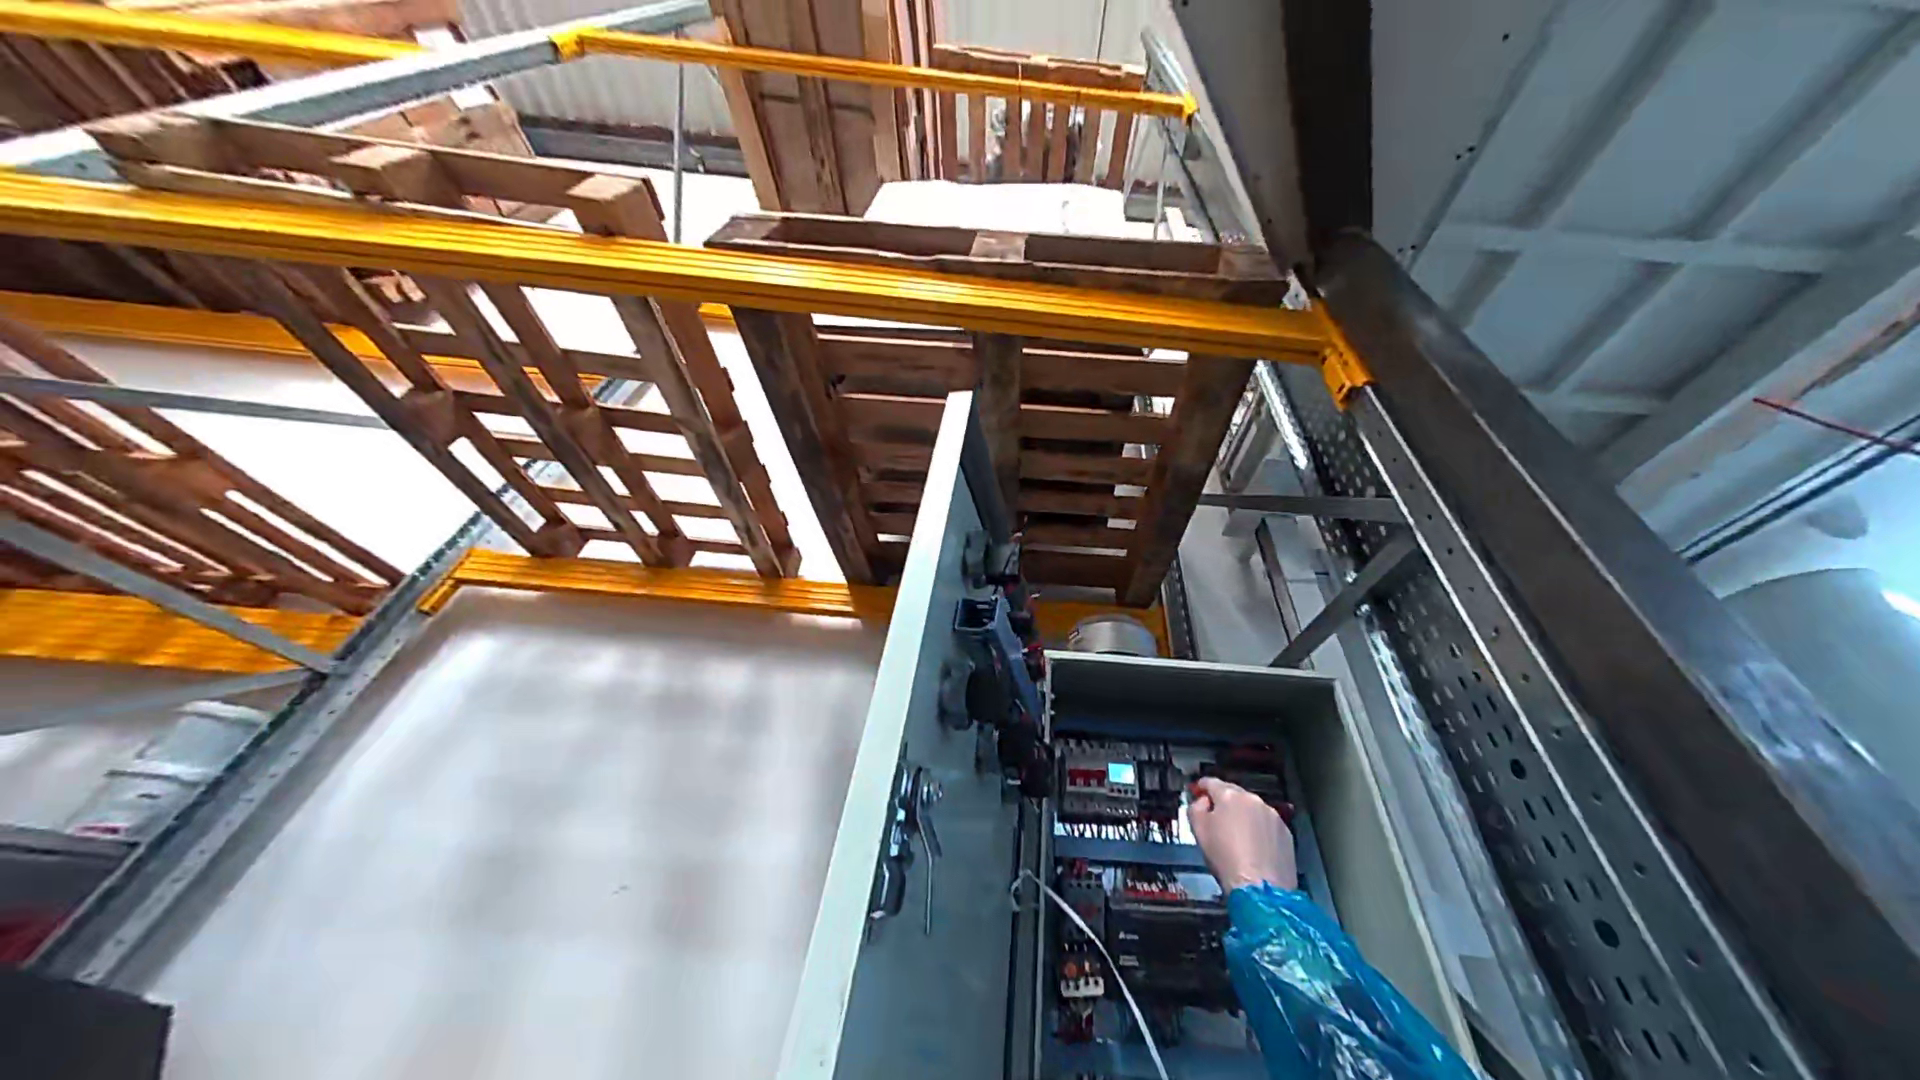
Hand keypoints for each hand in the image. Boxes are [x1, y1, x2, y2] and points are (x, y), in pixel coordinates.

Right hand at [1188, 777, 1296, 891]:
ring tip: (1235, 836)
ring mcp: (1272, 815)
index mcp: (1229, 795)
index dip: (1201, 787)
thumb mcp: (1197, 830)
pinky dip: (1258, 829)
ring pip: (1252, 809)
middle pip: (1233, 793)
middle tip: (1214, 818)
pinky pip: (1266, 824)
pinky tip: (1253, 847)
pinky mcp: (1286, 833)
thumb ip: (1195, 807)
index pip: (1211, 782)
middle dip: (1223, 801)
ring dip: (1242, 815)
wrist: (1260, 888)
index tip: (1197, 792)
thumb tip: (1203, 802)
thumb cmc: (1225, 857)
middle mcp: (1253, 799)